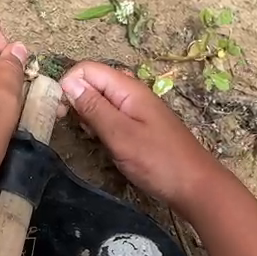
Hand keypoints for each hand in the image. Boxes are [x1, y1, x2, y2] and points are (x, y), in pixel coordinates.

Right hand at [58, 62, 228, 212]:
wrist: (195, 186)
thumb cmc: (158, 161)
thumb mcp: (120, 135)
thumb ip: (94, 108)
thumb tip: (68, 82)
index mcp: (128, 88)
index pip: (86, 69)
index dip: (68, 85)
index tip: (60, 112)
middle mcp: (131, 92)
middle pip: (92, 82)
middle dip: (76, 99)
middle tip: (73, 126)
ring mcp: (136, 108)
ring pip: (100, 100)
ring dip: (87, 114)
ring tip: (91, 137)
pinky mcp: (139, 125)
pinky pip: (111, 115)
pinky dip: (101, 126)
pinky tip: (104, 143)